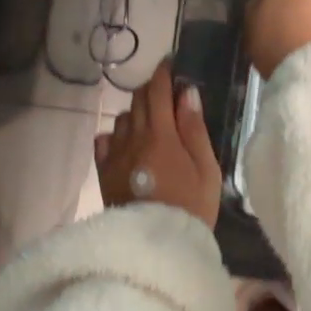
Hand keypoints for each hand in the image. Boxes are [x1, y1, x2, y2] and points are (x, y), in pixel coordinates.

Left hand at [95, 61, 222, 227]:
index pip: (157, 90)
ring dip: (136, 114)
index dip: (163, 73)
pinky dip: (116, 136)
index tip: (171, 65)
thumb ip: (194, 129)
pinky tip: (126, 144)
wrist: (157, 246)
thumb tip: (187, 92)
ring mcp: (114, 155)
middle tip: (166, 93)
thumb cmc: (191, 206)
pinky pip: (104, 141)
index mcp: (160, 134)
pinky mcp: (104, 172)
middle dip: (152, 90)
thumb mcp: (206, 168)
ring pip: (122, 119)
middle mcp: (132, 137)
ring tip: (151, 124)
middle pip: (138, 100)